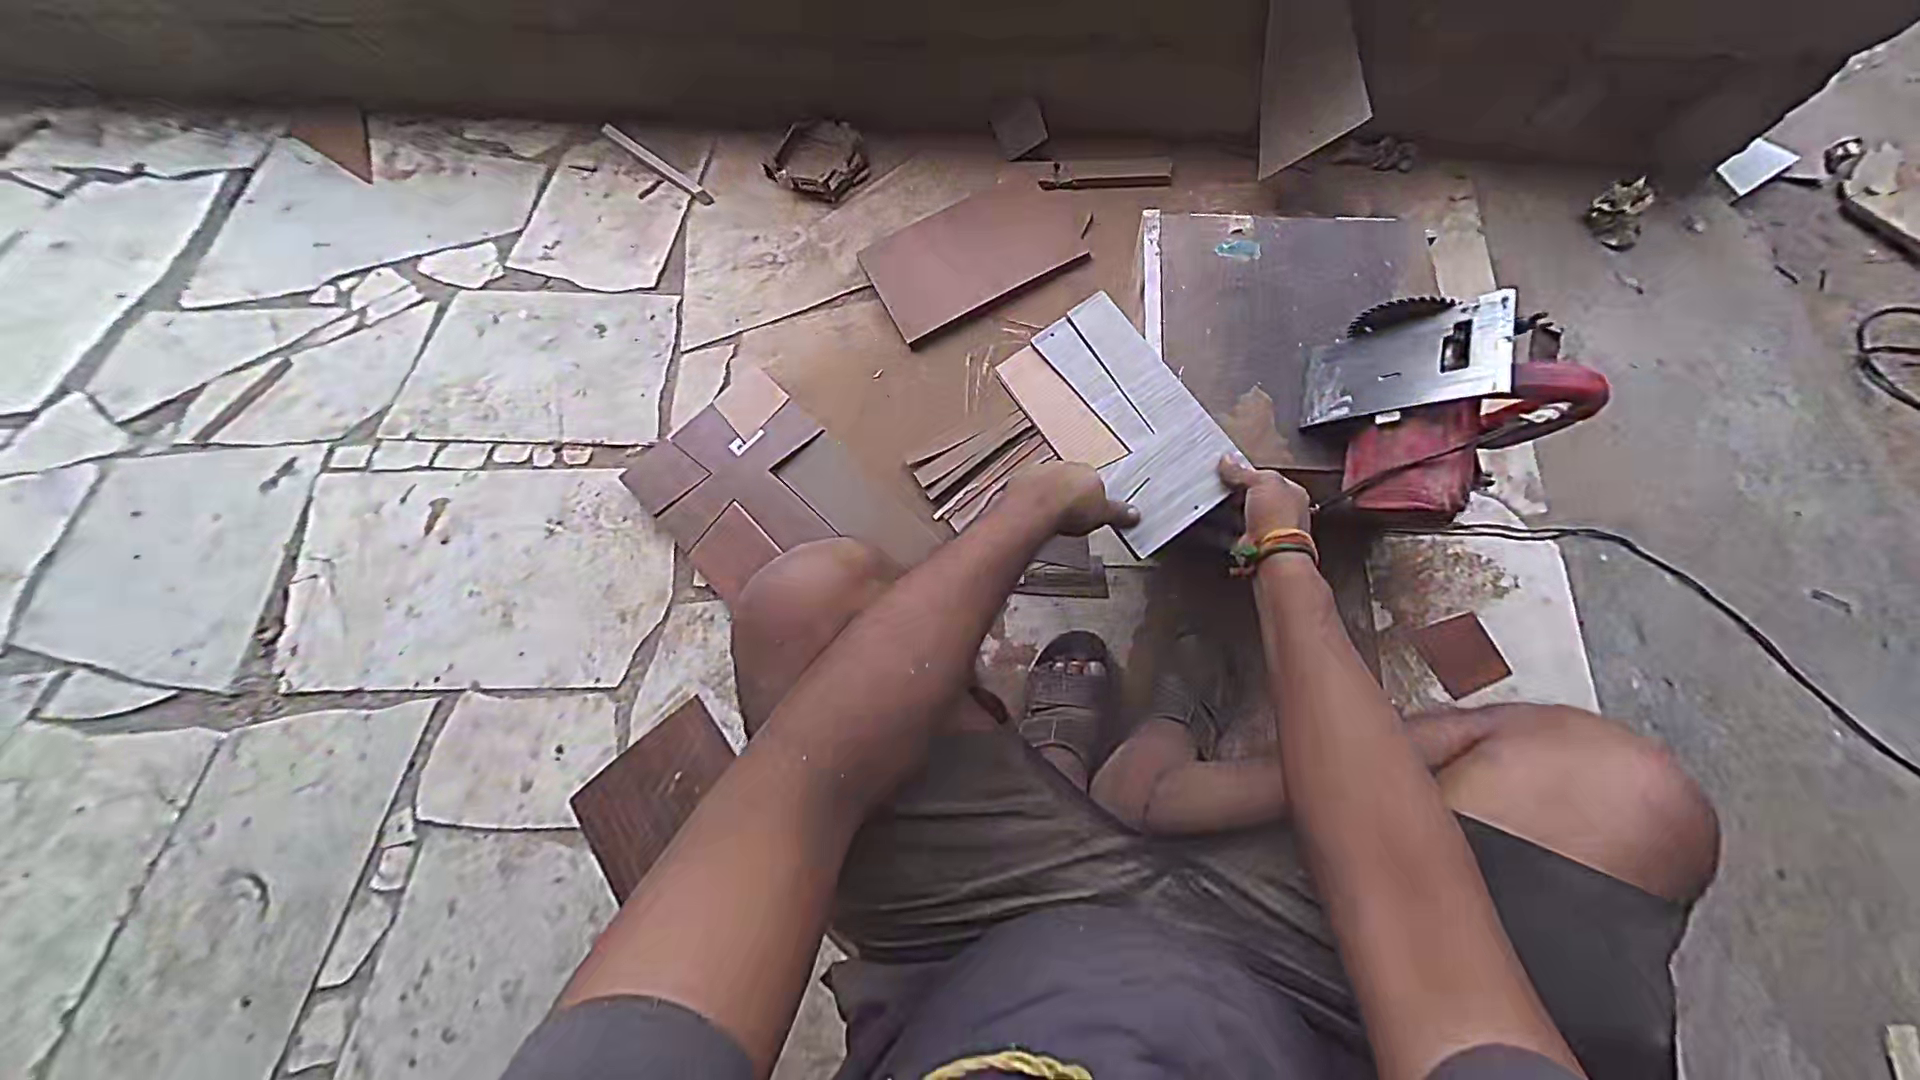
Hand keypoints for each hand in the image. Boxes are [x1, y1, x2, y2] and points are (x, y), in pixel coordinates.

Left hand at [1006, 461, 1139, 536]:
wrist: (1035, 508)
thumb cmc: (1068, 508)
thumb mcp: (1103, 514)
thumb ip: (1119, 513)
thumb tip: (1134, 515)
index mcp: (1087, 471)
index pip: (1094, 482)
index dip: (1091, 499)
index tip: (1089, 512)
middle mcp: (1064, 466)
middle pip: (1070, 481)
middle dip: (1069, 496)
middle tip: (1069, 517)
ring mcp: (1042, 471)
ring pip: (1048, 482)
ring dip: (1049, 496)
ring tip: (1050, 518)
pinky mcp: (1022, 479)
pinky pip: (1028, 489)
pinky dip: (1030, 499)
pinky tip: (1032, 514)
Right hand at [1218, 456, 1310, 542]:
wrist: (1272, 551)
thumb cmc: (1276, 515)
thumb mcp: (1261, 483)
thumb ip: (1243, 472)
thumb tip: (1227, 459)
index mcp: (1293, 492)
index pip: (1268, 478)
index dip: (1248, 473)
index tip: (1229, 471)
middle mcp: (1285, 511)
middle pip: (1256, 496)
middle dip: (1238, 492)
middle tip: (1221, 486)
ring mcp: (1271, 529)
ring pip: (1247, 514)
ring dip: (1232, 510)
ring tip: (1216, 503)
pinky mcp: (1256, 544)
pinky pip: (1237, 531)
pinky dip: (1227, 528)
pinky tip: (1218, 523)